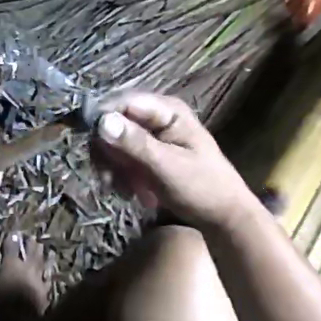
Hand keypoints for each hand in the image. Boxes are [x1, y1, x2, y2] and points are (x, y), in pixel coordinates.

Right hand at [90, 92, 257, 230]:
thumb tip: (102, 121)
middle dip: (108, 152)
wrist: (224, 218)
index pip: (122, 102)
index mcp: (167, 109)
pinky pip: (120, 156)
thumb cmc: (203, 189)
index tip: (95, 152)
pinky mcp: (147, 151)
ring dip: (114, 168)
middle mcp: (156, 115)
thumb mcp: (168, 168)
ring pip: (113, 141)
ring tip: (128, 192)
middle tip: (110, 180)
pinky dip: (121, 175)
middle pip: (113, 121)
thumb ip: (136, 144)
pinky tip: (133, 193)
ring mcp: (151, 133)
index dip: (102, 121)